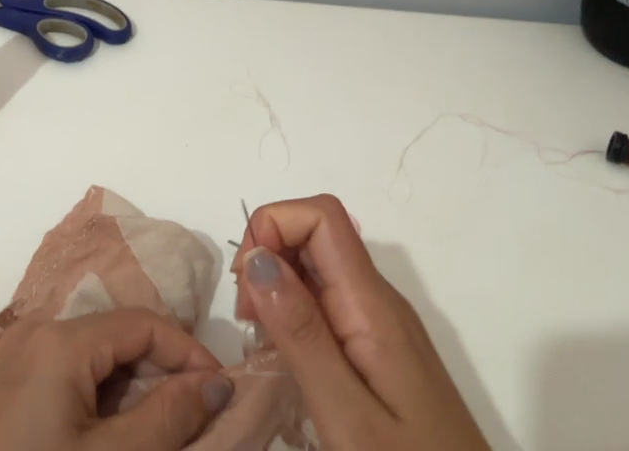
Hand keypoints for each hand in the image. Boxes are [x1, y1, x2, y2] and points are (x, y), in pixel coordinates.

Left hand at [0, 308, 234, 450]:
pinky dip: (106, 395)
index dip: (189, 352)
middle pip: (119, 335)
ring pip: (98, 355)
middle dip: (164, 371)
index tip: (224, 392)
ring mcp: (22, 356)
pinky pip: (73, 372)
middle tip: (200, 416)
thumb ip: (168, 416)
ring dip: (137, 387)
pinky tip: (123, 431)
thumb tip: (218, 381)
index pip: (143, 322)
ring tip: (166, 428)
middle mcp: (39, 331)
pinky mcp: (13, 383)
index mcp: (62, 339)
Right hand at [235, 195, 489, 450]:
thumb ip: (300, 332)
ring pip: (316, 265)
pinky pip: (326, 299)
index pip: (321, 215)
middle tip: (251, 324)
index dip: (273, 227)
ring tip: (266, 345)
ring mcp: (379, 321)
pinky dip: (293, 312)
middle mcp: (378, 298)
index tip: (248, 289)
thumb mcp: (346, 413)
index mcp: (372, 304)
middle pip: (315, 232)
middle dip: (266, 257)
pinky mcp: (377, 344)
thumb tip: (257, 256)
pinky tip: (289, 358)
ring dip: (276, 286)